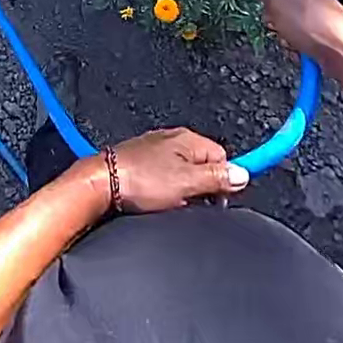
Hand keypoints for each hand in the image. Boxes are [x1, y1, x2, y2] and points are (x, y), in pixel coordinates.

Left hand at [106, 127, 246, 212]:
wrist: (100, 183)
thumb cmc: (140, 180)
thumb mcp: (186, 184)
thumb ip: (216, 178)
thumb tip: (242, 174)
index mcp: (188, 139)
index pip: (222, 156)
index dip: (222, 180)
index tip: (216, 199)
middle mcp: (172, 139)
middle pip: (202, 165)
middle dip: (200, 188)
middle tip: (189, 203)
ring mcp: (155, 149)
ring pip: (182, 173)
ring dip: (180, 191)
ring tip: (168, 203)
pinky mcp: (141, 161)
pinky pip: (163, 177)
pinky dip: (163, 190)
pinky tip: (154, 200)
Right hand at [244, 0, 342, 78]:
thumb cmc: (313, 24)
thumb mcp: (277, 2)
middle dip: (267, 4)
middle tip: (269, 15)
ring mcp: (314, 6)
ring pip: (285, 10)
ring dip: (279, 24)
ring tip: (287, 34)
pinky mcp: (320, 25)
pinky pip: (297, 27)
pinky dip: (293, 36)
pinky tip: (298, 45)